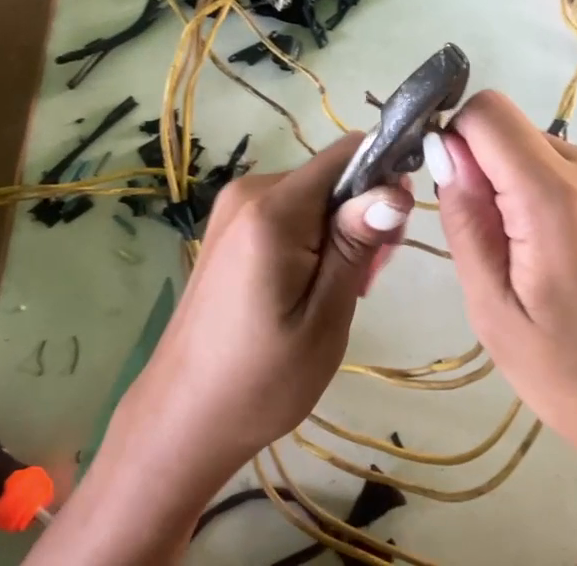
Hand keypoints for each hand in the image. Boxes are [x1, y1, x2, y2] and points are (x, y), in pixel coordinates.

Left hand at [27, 133, 413, 565]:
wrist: (181, 422)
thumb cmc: (261, 381)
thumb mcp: (325, 318)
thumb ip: (357, 245)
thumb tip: (396, 187)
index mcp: (273, 210)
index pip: (349, 154)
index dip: (383, 181)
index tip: (393, 236)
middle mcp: (250, 193)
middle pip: (333, 176)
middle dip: (362, 215)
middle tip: (367, 280)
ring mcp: (235, 209)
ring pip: (315, 195)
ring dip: (340, 232)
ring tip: (338, 294)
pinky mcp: (231, 229)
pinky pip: (291, 213)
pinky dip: (314, 240)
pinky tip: (310, 288)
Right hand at [430, 90, 576, 564]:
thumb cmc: (572, 377)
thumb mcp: (493, 311)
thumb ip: (466, 219)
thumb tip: (446, 150)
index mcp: (559, 200)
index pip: (489, 112)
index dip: (460, 139)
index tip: (459, 190)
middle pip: (519, 134)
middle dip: (495, 175)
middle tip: (505, 250)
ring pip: (549, 152)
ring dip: (529, 189)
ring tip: (545, 263)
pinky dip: (563, 198)